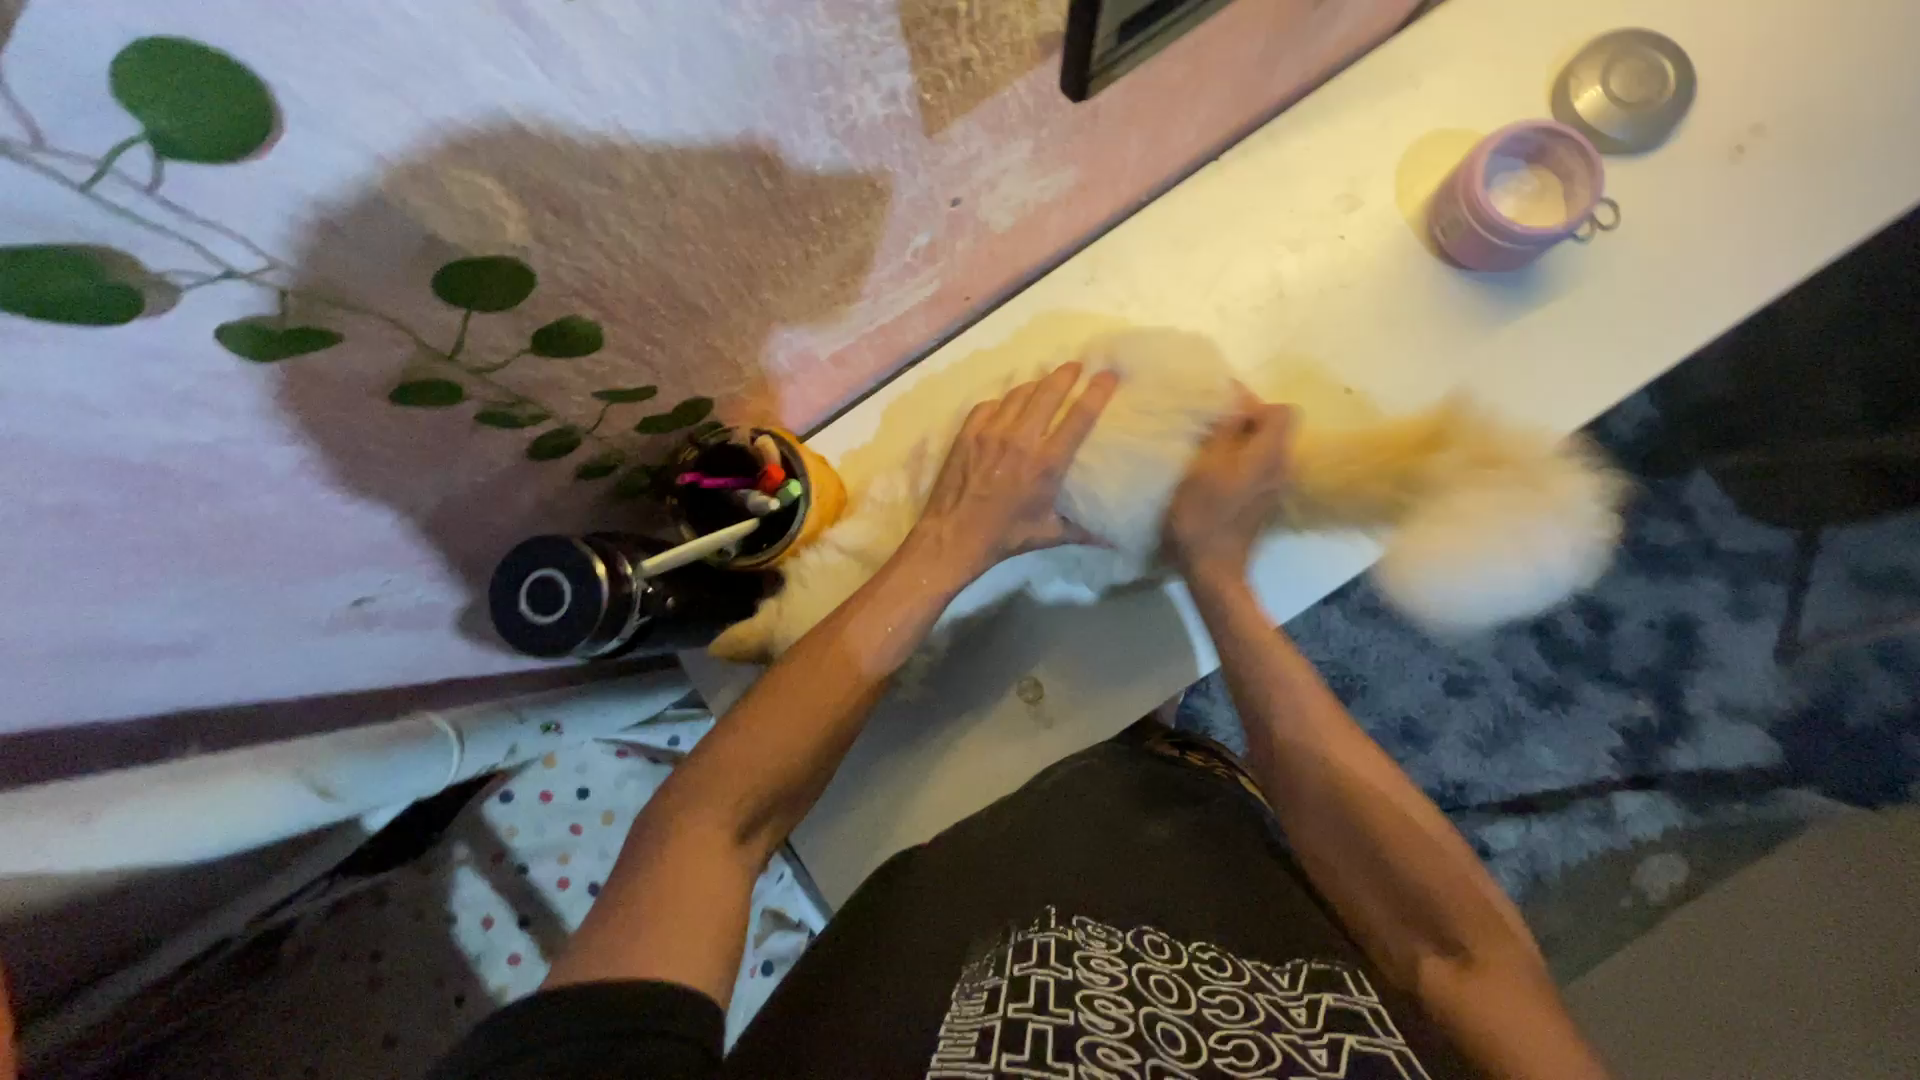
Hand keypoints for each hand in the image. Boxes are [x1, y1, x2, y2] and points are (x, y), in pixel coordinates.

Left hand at [906, 362, 1120, 581]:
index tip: (1108, 375)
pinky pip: (989, 405)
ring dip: (1035, 384)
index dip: (1097, 391)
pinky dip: (1002, 402)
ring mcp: (991, 432)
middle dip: (1066, 374)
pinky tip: (1006, 405)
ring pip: (1018, 394)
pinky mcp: (967, 433)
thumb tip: (1113, 541)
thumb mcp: (1049, 534)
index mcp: (1047, 463)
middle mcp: (1021, 439)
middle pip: (1049, 392)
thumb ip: (1083, 531)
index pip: (1079, 416)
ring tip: (1044, 382)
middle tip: (1076, 366)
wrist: (954, 536)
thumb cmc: (1005, 537)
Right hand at [1164, 398, 1295, 581]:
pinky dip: (1238, 463)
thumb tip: (1235, 398)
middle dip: (1244, 422)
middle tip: (1209, 428)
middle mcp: (1282, 467)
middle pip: (1275, 429)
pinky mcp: (1263, 502)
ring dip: (1238, 443)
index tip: (1223, 413)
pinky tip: (1212, 474)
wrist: (1212, 568)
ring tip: (1207, 449)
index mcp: (1271, 454)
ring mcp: (1275, 488)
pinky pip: (1257, 468)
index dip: (1255, 405)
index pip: (1283, 411)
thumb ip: (1223, 429)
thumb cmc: (1203, 515)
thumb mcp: (1204, 466)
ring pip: (1264, 449)